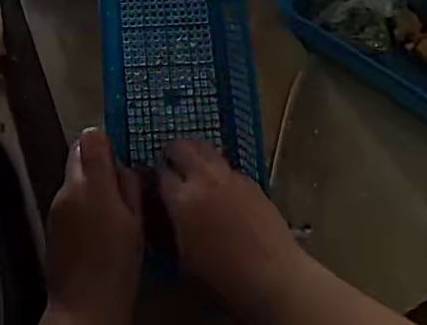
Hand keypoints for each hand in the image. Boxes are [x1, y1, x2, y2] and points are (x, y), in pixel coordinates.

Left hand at [44, 128, 142, 324]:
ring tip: (107, 208)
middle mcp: (69, 188)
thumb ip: (129, 185)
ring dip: (87, 179)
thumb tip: (122, 167)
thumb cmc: (118, 267)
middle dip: (95, 157)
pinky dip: (79, 199)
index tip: (118, 157)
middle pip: (78, 151)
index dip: (105, 141)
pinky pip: (66, 196)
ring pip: (72, 174)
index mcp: (94, 185)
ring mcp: (55, 205)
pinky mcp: (49, 223)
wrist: (82, 311)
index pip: (92, 138)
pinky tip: (92, 225)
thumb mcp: (136, 222)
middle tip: (115, 181)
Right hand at [158, 138, 302, 310]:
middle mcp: (204, 178)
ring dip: (195, 152)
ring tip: (193, 163)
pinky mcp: (249, 179)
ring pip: (206, 149)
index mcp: (182, 200)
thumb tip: (167, 214)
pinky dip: (218, 168)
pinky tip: (220, 184)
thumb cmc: (222, 278)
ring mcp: (228, 175)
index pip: (161, 174)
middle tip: (170, 160)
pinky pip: (227, 165)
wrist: (271, 275)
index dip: (156, 176)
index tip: (155, 182)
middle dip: (173, 151)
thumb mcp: (184, 261)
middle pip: (182, 148)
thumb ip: (172, 229)